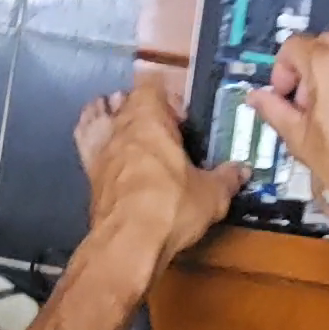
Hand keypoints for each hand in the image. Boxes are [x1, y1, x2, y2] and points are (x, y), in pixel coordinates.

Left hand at [76, 84, 248, 264]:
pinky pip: (86, 143)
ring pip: (101, 117)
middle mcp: (120, 126)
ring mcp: (99, 148)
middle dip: (144, 112)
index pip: (152, 87)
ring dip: (115, 120)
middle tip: (166, 134)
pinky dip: (93, 139)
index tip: (184, 122)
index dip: (169, 100)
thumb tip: (242, 170)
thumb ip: (227, 177)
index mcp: (149, 119)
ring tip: (133, 136)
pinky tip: (106, 148)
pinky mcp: (87, 173)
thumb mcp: (211, 193)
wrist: (128, 242)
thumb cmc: (173, 205)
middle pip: (127, 101)